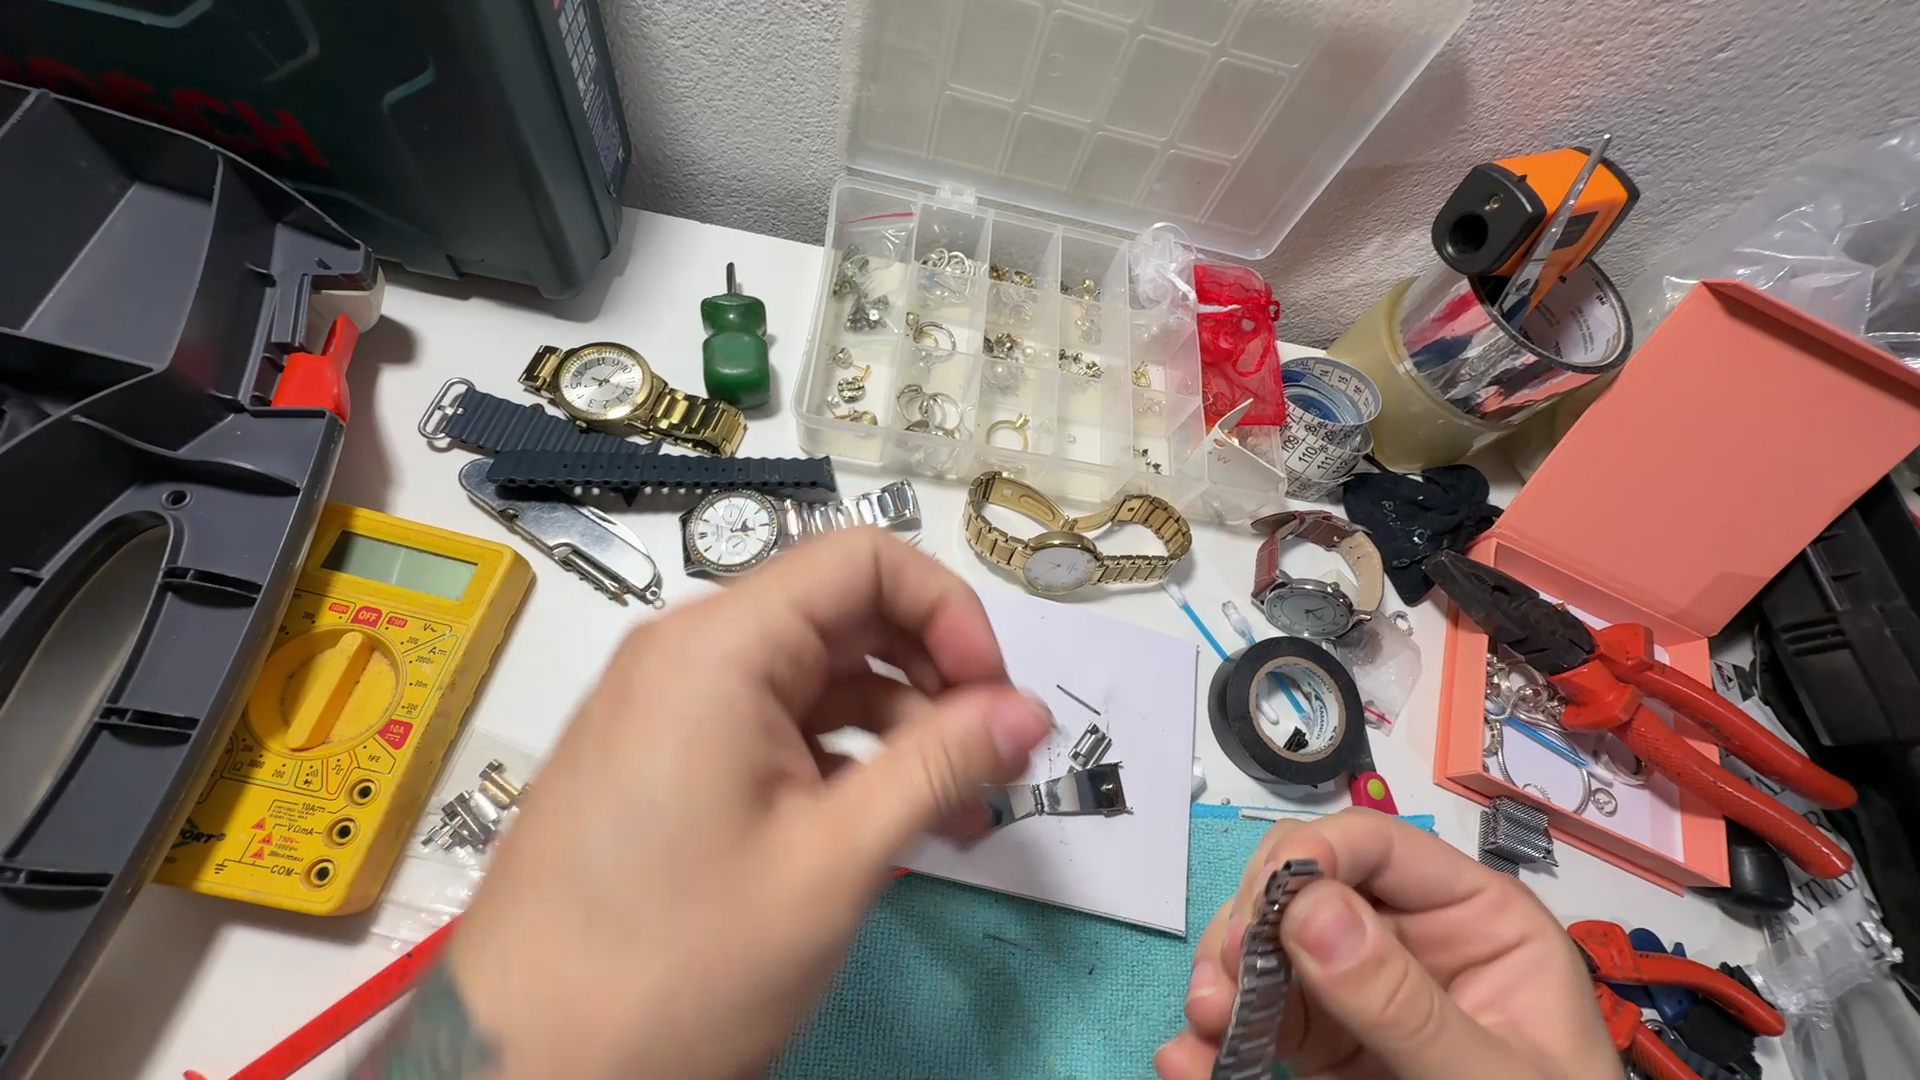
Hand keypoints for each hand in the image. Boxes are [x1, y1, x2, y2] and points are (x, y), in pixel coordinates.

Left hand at [443, 531, 1052, 1078]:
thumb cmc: (678, 966)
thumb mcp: (835, 861)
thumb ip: (943, 766)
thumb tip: (1031, 710)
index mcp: (723, 645)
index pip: (864, 560)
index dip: (947, 610)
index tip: (991, 694)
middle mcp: (695, 651)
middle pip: (848, 616)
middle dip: (934, 678)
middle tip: (991, 760)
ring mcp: (682, 704)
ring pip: (824, 678)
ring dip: (902, 730)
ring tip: (962, 814)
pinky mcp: (678, 755)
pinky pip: (786, 726)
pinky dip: (849, 760)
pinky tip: (892, 824)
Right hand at [1156, 809, 1621, 1079]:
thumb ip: (1408, 1004)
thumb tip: (1308, 909)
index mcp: (1468, 915)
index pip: (1375, 843)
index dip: (1311, 854)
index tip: (1263, 902)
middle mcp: (1400, 932)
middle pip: (1299, 880)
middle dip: (1251, 918)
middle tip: (1227, 976)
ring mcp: (1352, 980)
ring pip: (1262, 935)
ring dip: (1221, 973)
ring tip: (1204, 1024)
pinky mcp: (1318, 1029)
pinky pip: (1254, 1004)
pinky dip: (1215, 1026)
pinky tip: (1191, 1058)